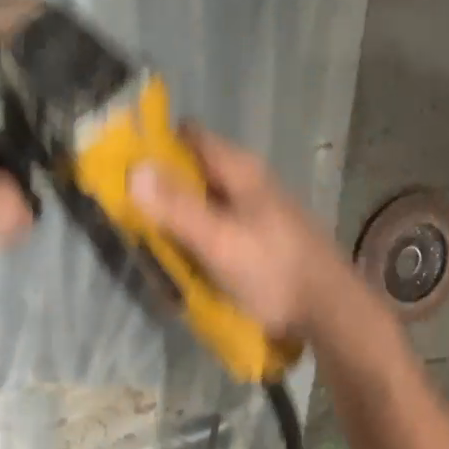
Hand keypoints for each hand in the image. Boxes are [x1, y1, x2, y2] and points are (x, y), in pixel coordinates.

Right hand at [129, 125, 354, 335]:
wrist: (327, 311)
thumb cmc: (273, 270)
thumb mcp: (219, 240)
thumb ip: (177, 208)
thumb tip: (132, 169)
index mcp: (240, 171)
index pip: (189, 137)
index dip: (155, 144)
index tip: (121, 166)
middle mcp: (247, 185)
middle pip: (192, 173)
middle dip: (159, 191)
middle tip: (126, 216)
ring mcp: (253, 215)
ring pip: (201, 206)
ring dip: (174, 223)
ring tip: (147, 247)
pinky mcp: (256, 243)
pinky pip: (213, 233)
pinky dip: (193, 244)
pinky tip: (181, 267)